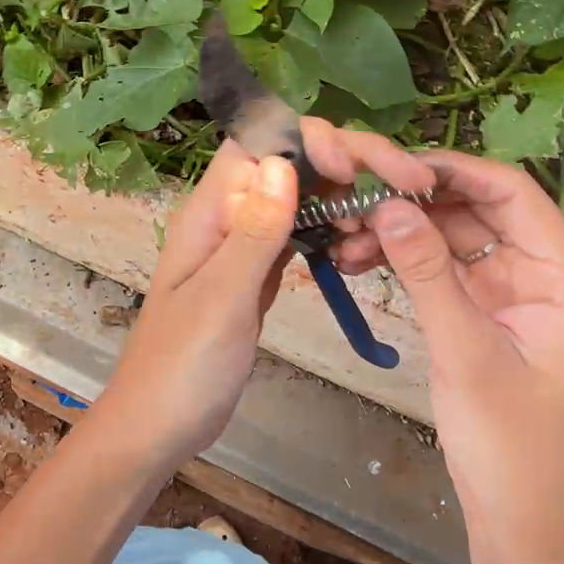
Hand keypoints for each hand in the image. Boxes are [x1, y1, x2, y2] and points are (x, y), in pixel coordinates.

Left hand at [91, 120, 433, 469]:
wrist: (158, 424)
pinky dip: (331, 229)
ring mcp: (244, 243)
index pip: (258, 143)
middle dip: (344, 160)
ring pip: (299, 195)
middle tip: (406, 182)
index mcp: (209, 211)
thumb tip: (282, 162)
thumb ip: (253, 231)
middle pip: (287, 162)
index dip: (306, 139)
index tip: (351, 167)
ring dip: (343, 194)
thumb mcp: (222, 299)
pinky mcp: (259, 271)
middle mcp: (227, 216)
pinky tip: (360, 244)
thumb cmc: (181, 366)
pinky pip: (299, 232)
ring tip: (386, 218)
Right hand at [327, 142, 563, 563]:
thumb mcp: (465, 352)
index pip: (514, 194)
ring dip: (405, 231)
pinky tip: (362, 258)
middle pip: (481, 210)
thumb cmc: (511, 445)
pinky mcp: (496, 310)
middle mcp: (555, 275)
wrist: (523, 522)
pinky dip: (409, 260)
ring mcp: (523, 292)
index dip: (453, 170)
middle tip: (355, 197)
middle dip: (416, 202)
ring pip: (459, 235)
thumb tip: (385, 204)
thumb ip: (426, 272)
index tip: (390, 164)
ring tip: (346, 233)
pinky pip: (449, 267)